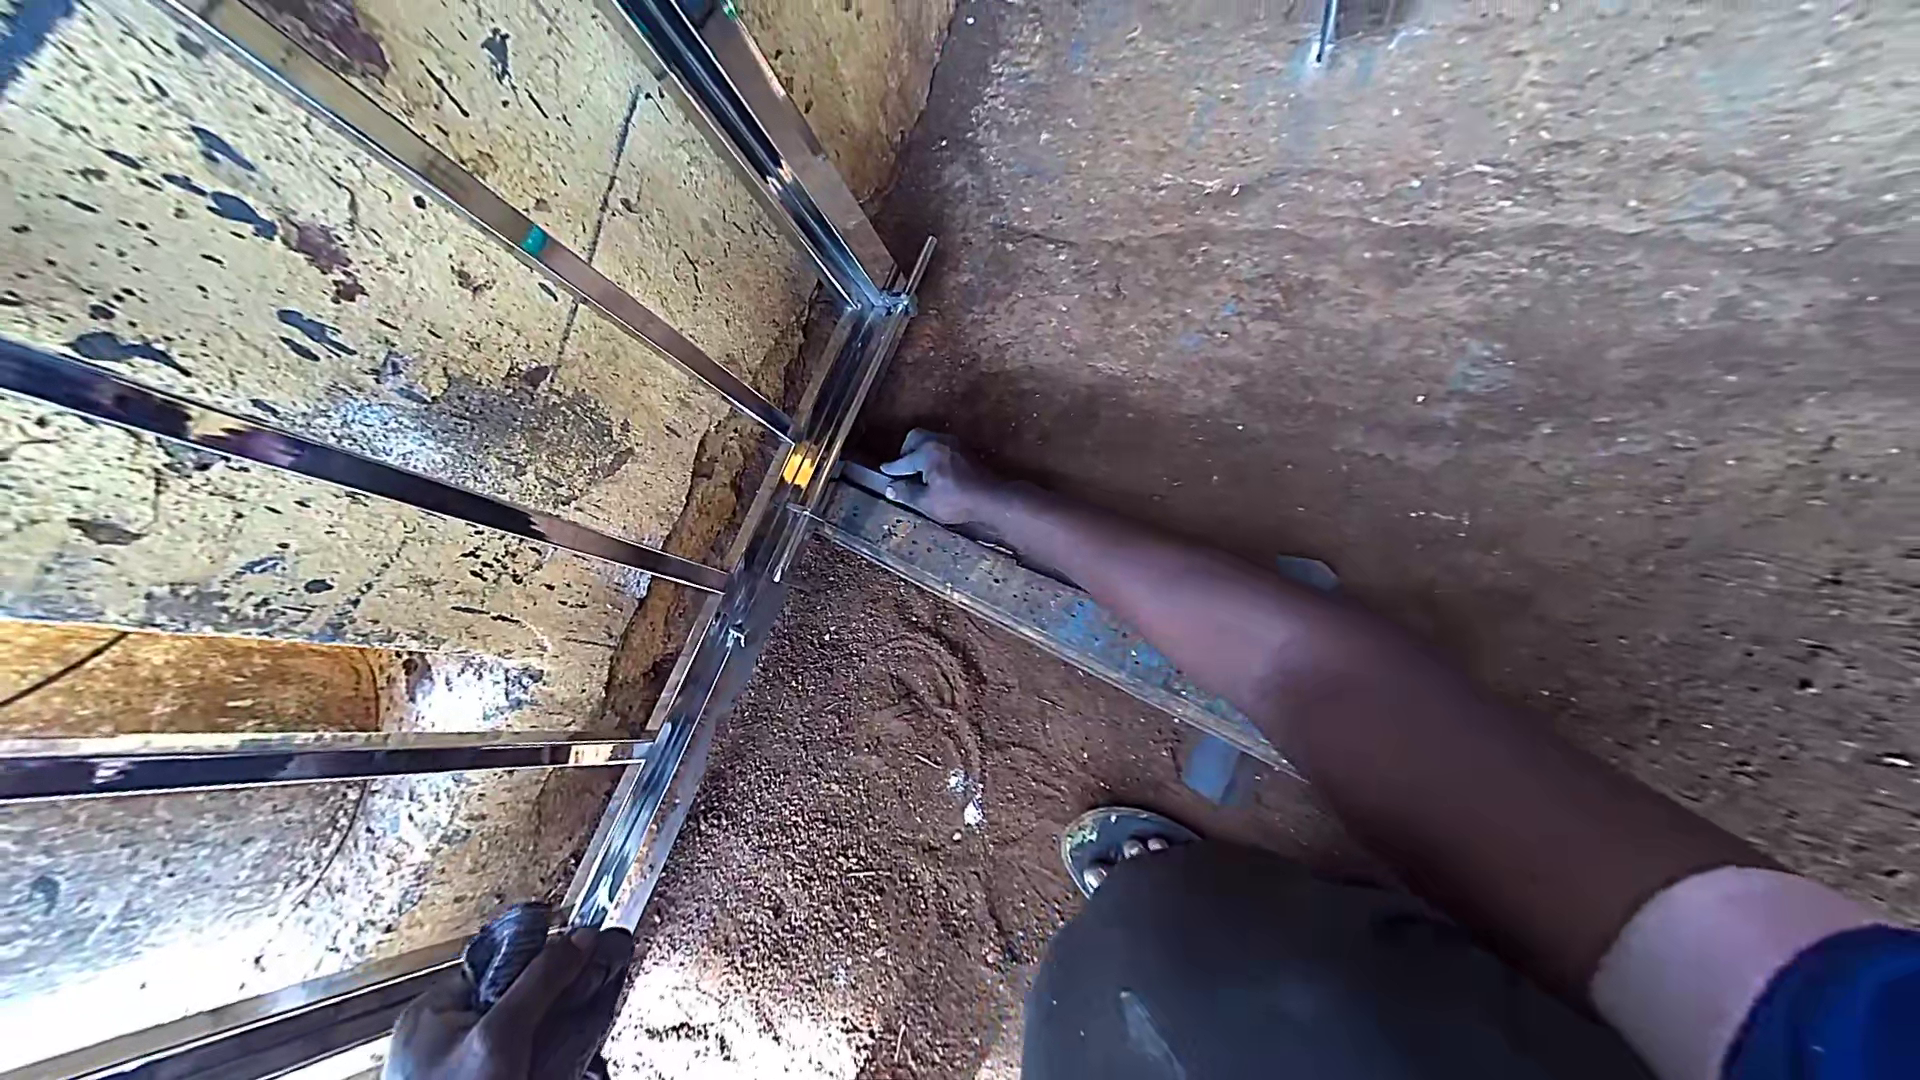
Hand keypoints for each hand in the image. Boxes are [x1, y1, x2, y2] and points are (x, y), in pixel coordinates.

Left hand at [385, 928, 632, 1079]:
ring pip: (522, 1029)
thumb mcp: (500, 1038)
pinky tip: (564, 1062)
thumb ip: (542, 981)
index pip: (503, 961)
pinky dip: (543, 1057)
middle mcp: (439, 1036)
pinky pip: (519, 1058)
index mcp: (430, 1012)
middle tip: (584, 1006)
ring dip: (553, 1031)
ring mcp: (455, 1069)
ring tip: (577, 1039)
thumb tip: (583, 936)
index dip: (545, 960)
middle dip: (554, 1000)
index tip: (583, 962)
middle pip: (516, 995)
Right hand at [877, 429, 1003, 525]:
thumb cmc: (957, 501)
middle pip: (915, 438)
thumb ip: (906, 493)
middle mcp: (940, 442)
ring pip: (930, 440)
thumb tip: (889, 488)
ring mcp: (955, 444)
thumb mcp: (926, 502)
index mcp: (927, 452)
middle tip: (903, 469)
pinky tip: (935, 471)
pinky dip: (934, 455)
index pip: (903, 461)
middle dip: (905, 452)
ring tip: (918, 470)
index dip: (892, 469)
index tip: (884, 471)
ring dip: (920, 452)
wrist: (991, 499)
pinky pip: (942, 446)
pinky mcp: (965, 451)